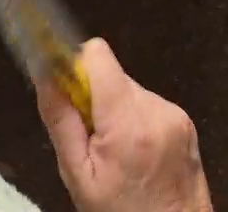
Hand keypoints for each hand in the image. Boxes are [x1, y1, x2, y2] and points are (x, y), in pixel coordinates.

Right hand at [36, 39, 212, 211]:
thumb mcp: (77, 174)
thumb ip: (58, 117)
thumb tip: (41, 69)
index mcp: (128, 121)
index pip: (97, 54)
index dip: (77, 66)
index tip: (70, 96)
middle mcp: (156, 109)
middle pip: (110, 73)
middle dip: (94, 96)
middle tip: (92, 138)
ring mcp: (176, 116)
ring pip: (126, 88)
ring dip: (115, 109)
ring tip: (117, 150)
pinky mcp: (186, 123)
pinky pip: (145, 103)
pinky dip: (134, 119)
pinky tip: (137, 153)